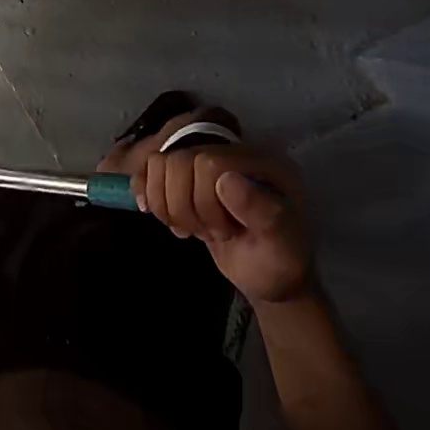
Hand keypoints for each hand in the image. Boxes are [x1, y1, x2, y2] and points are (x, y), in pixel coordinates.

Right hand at [134, 139, 308, 303]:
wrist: (267, 274)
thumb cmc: (278, 261)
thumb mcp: (281, 245)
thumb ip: (261, 210)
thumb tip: (227, 179)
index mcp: (261, 163)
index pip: (208, 162)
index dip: (204, 200)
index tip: (224, 231)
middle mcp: (231, 155)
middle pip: (179, 161)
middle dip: (185, 206)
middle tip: (208, 232)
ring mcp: (206, 165)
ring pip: (159, 164)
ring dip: (168, 205)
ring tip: (192, 228)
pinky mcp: (186, 177)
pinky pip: (151, 171)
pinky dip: (148, 195)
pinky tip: (163, 217)